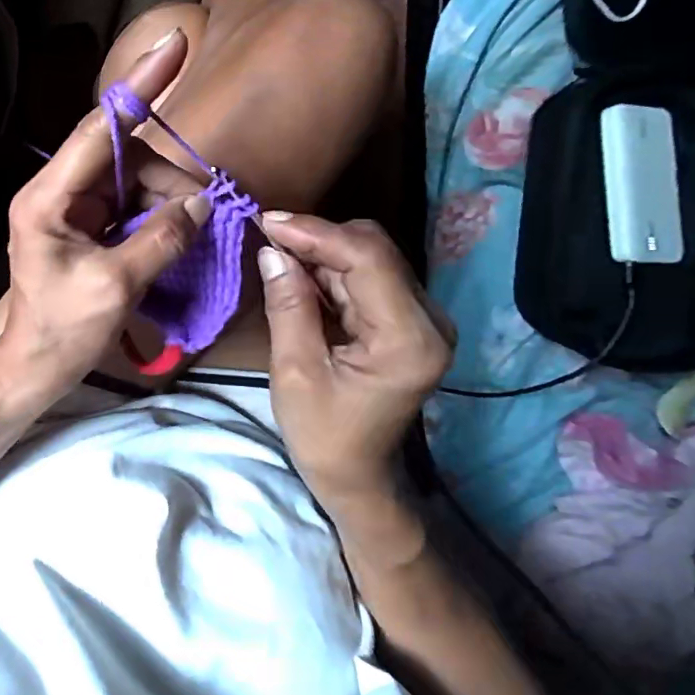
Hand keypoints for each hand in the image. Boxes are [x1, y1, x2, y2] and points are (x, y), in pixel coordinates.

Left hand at [0, 30, 209, 402]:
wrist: (34, 368)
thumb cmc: (62, 332)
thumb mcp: (115, 286)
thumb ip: (159, 239)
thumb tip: (198, 205)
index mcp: (47, 199)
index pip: (97, 131)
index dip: (138, 88)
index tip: (173, 44)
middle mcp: (56, 193)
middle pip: (120, 154)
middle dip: (165, 173)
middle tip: (202, 204)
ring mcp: (70, 209)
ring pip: (129, 178)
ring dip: (165, 196)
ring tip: (191, 229)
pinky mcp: (85, 227)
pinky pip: (127, 203)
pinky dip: (156, 212)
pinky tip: (177, 229)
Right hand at [255, 215, 455, 493]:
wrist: (357, 473)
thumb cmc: (323, 433)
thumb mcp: (295, 372)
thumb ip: (288, 307)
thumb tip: (272, 252)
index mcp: (408, 339)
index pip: (368, 260)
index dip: (317, 233)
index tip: (268, 221)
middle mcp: (428, 320)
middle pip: (375, 250)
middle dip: (318, 236)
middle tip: (266, 235)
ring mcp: (420, 318)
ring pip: (370, 256)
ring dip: (320, 249)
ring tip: (274, 251)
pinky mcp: (405, 320)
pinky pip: (366, 277)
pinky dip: (328, 268)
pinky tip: (296, 270)